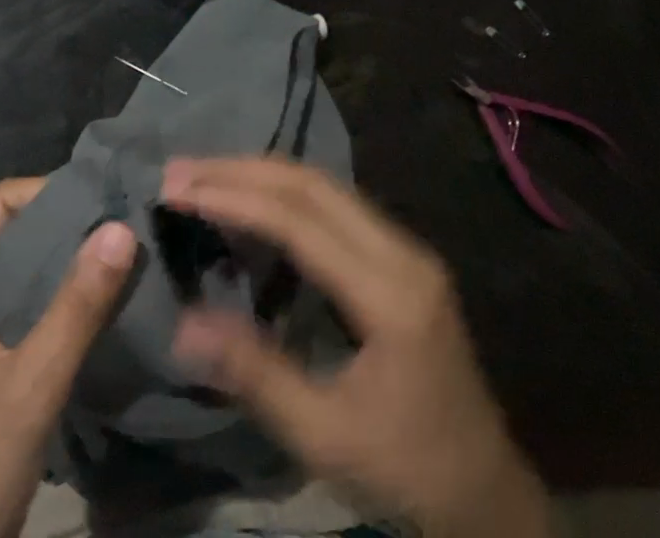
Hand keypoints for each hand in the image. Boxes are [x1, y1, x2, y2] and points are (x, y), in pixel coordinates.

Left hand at [0, 178, 138, 537]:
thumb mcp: (34, 378)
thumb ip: (77, 306)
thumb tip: (121, 228)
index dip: (50, 192)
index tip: (107, 196)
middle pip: (15, 231)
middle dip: (69, 221)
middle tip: (129, 217)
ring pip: (28, 266)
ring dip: (73, 256)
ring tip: (129, 246)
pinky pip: (34, 299)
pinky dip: (69, 290)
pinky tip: (110, 291)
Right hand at [164, 159, 550, 536]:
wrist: (484, 489)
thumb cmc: (403, 467)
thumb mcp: (322, 434)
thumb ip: (254, 372)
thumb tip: (183, 325)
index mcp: (389, 296)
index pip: (299, 222)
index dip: (233, 198)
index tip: (176, 191)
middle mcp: (404, 256)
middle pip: (314, 185)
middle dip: (240, 171)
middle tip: (178, 172)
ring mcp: (408, 254)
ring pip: (327, 187)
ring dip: (260, 175)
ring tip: (201, 177)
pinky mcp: (403, 262)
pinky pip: (336, 206)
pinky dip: (284, 194)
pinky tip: (249, 202)